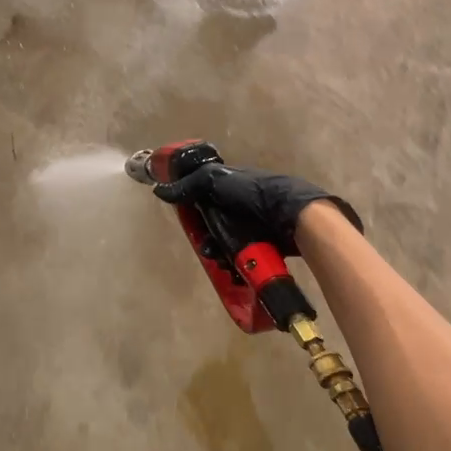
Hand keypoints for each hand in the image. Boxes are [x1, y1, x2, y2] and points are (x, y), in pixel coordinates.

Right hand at [153, 163, 362, 254]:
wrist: (292, 215)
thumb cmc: (253, 193)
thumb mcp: (214, 181)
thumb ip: (187, 186)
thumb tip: (158, 191)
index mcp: (233, 188)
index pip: (207, 201)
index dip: (195, 213)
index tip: (190, 225)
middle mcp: (243, 207)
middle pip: (216, 226)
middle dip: (208, 239)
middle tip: (206, 249)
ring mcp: (256, 227)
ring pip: (229, 244)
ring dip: (221, 254)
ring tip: (221, 263)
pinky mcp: (267, 245)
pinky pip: (245, 257)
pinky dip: (237, 263)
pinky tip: (235, 269)